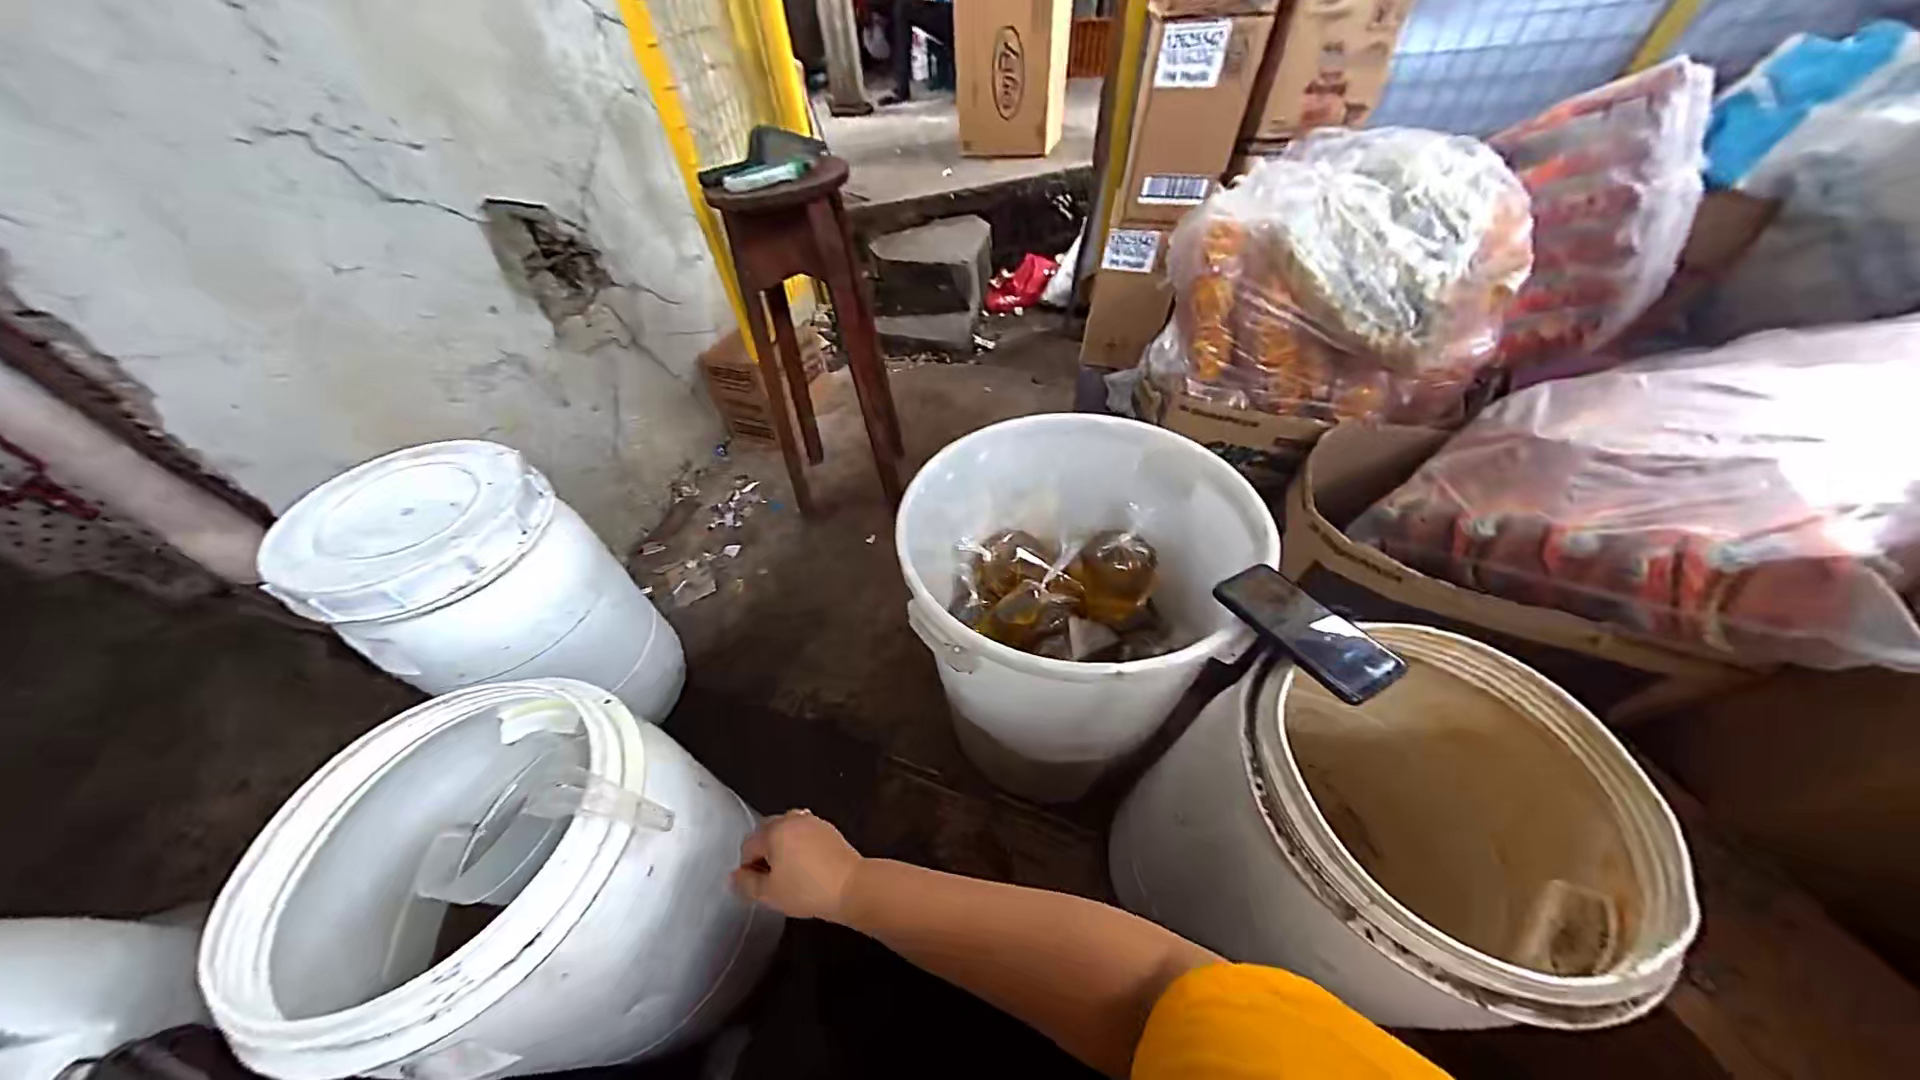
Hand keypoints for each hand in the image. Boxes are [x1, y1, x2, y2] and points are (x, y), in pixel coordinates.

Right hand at [730, 810, 863, 921]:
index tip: (754, 883)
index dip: (747, 866)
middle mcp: (793, 819)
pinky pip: (805, 833)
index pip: (748, 845)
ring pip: (787, 831)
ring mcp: (812, 821)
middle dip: (764, 853)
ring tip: (788, 873)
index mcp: (775, 830)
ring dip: (782, 848)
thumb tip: (736, 876)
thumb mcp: (768, 894)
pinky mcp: (828, 828)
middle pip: (767, 833)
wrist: (849, 885)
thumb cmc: (807, 890)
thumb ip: (746, 883)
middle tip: (770, 879)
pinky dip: (800, 845)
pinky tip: (806, 866)